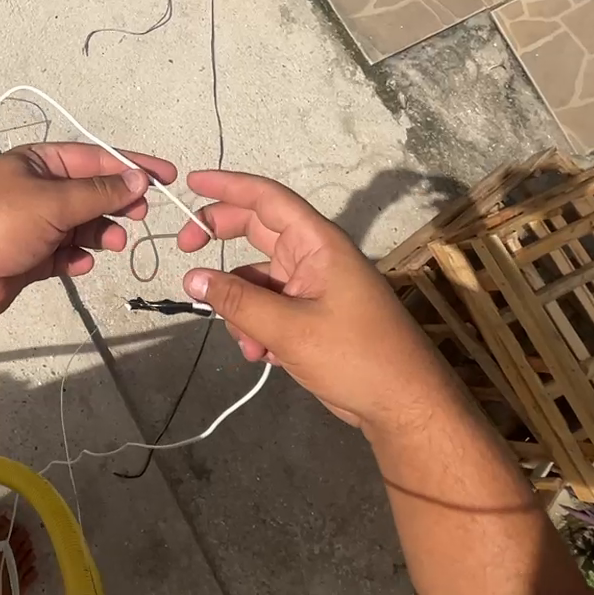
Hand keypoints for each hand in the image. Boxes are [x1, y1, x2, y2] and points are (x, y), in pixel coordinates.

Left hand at [0, 143, 175, 322]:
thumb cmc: (0, 223)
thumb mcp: (52, 201)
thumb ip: (98, 192)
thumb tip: (138, 178)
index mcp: (37, 162)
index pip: (93, 158)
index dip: (130, 165)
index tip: (167, 176)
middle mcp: (37, 188)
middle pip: (89, 191)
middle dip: (117, 202)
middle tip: (143, 214)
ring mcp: (33, 223)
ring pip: (80, 224)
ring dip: (101, 232)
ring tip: (115, 243)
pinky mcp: (29, 256)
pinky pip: (64, 253)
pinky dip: (77, 257)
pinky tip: (82, 264)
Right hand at [175, 171, 459, 438]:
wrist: (408, 411)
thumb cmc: (357, 358)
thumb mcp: (289, 330)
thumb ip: (237, 300)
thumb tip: (192, 278)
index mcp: (317, 243)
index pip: (266, 198)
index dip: (228, 185)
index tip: (191, 183)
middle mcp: (314, 256)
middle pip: (255, 230)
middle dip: (219, 238)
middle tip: (185, 247)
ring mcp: (313, 285)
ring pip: (257, 276)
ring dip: (240, 303)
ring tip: (245, 341)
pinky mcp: (312, 313)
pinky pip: (268, 304)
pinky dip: (255, 324)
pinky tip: (261, 356)